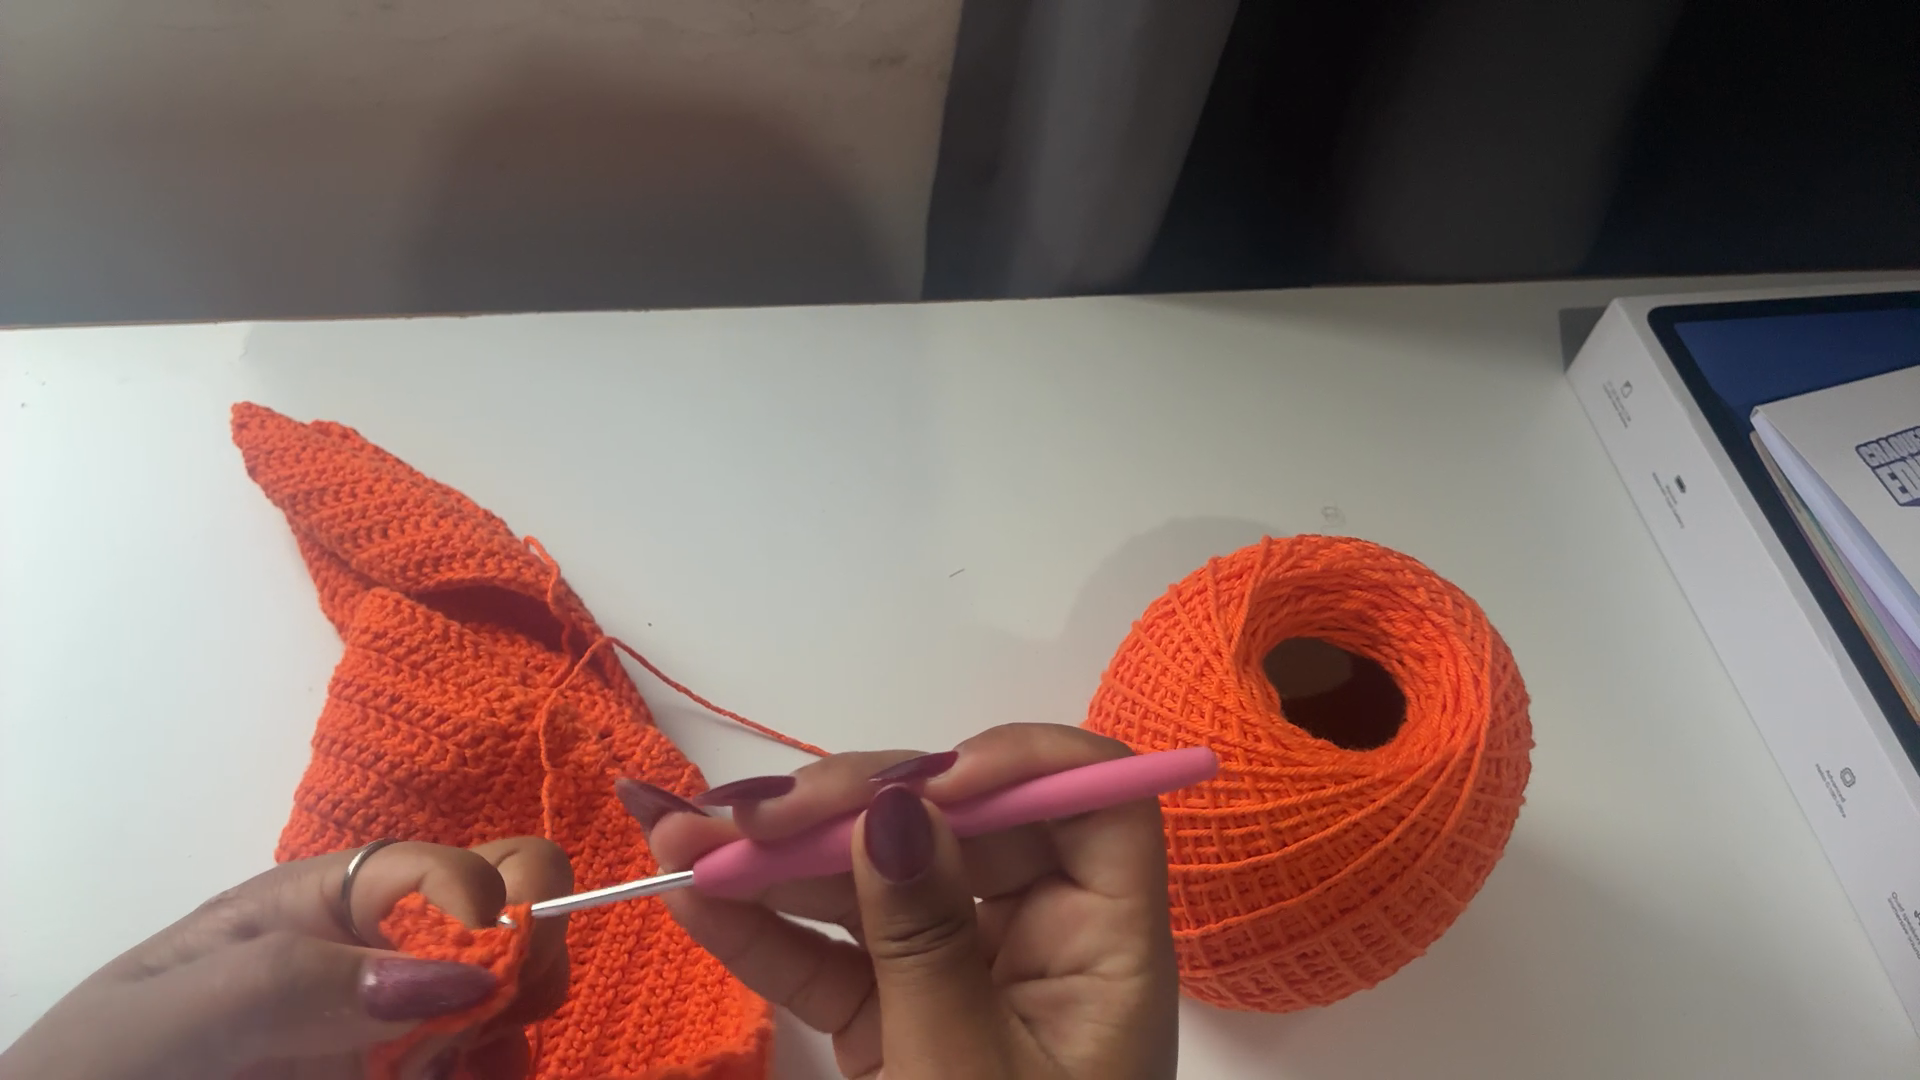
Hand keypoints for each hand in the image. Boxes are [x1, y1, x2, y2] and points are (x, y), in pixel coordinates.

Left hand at [0, 838, 571, 1079]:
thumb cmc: (99, 1076)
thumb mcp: (167, 1019)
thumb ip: (296, 983)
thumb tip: (462, 976)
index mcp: (343, 898)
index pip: (459, 864)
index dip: (488, 900)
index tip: (476, 981)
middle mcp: (397, 940)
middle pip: (521, 894)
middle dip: (534, 941)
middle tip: (497, 1014)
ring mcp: (412, 1009)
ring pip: (524, 975)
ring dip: (525, 1012)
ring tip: (478, 1066)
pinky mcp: (418, 1067)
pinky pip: (497, 1051)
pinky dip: (507, 1063)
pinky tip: (483, 1079)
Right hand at [629, 723, 1179, 1079]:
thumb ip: (928, 942)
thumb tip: (895, 806)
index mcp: (1100, 940)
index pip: (1089, 796)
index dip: (1018, 761)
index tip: (922, 783)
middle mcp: (1034, 931)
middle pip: (958, 819)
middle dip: (852, 805)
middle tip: (755, 816)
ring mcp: (956, 963)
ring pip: (880, 872)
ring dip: (781, 856)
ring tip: (680, 838)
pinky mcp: (893, 1006)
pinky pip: (833, 948)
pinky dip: (765, 928)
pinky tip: (695, 898)